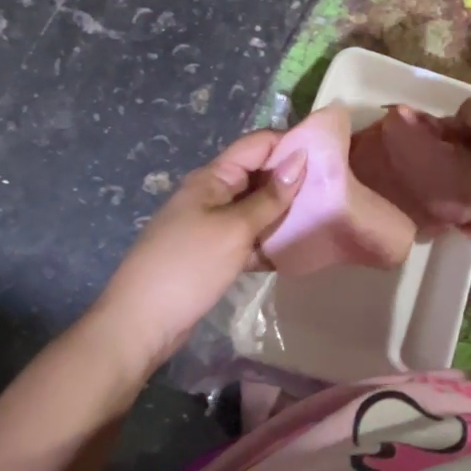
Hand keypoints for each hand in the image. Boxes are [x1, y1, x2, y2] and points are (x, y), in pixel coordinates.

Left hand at [92, 131, 305, 367]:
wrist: (137, 326)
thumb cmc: (187, 268)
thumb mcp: (235, 230)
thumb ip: (270, 197)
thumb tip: (300, 158)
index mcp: (214, 177)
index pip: (259, 144)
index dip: (291, 143)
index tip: (328, 155)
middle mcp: (213, 192)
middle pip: (259, 173)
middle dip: (292, 178)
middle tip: (332, 188)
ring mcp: (211, 222)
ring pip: (256, 205)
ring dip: (283, 210)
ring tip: (322, 216)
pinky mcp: (212, 250)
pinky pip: (248, 233)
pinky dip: (268, 237)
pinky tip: (295, 248)